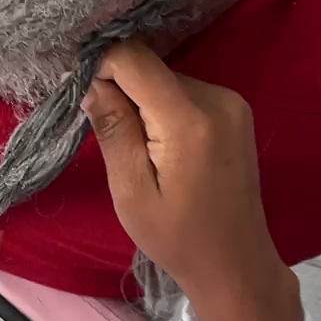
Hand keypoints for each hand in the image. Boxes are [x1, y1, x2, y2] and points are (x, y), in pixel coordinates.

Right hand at [82, 42, 301, 320]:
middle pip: (149, 68)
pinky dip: (159, 108)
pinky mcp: (233, 108)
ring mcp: (230, 101)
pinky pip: (181, 91)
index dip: (101, 69)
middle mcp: (217, 98)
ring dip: (139, 102)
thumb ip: (113, 130)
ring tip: (136, 147)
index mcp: (189, 120)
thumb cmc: (176, 236)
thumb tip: (90, 82)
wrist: (234, 261)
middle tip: (108, 135)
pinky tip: (158, 144)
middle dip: (119, 91)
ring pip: (163, 78)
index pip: (134, 59)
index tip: (85, 102)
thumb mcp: (131, 191)